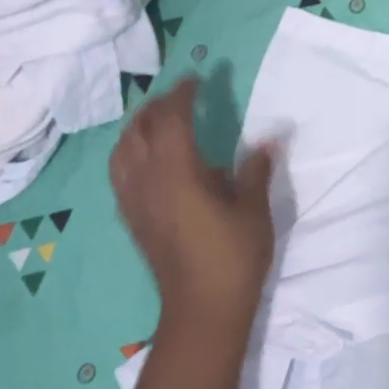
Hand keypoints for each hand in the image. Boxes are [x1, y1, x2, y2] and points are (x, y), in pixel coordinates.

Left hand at [110, 77, 275, 352]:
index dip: (183, 95)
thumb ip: (255, 171)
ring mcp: (133, 201)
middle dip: (158, 106)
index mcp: (177, 175)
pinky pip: (120, 171)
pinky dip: (131, 151)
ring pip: (122, 150)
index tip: (198, 78)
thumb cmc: (234, 259)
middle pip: (140, 130)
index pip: (172, 121)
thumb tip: (268, 139)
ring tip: (158, 119)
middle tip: (182, 94)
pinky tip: (148, 157)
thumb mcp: (254, 212)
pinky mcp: (132, 218)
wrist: (202, 310)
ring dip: (138, 127)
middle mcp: (146, 182)